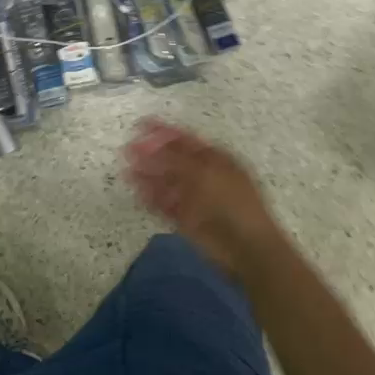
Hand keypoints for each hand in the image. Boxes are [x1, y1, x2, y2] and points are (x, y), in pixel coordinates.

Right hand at [124, 117, 279, 280]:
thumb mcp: (204, 173)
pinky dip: (152, 199)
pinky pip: (166, 206)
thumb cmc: (232, 203)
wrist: (248, 249)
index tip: (139, 125)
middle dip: (150, 154)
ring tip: (126, 172)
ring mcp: (196, 198)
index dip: (162, 131)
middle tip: (127, 150)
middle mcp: (204, 175)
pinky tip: (138, 194)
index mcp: (215, 159)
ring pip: (167, 183)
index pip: (185, 139)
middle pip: (172, 160)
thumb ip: (175, 159)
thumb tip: (149, 147)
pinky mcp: (187, 220)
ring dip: (147, 176)